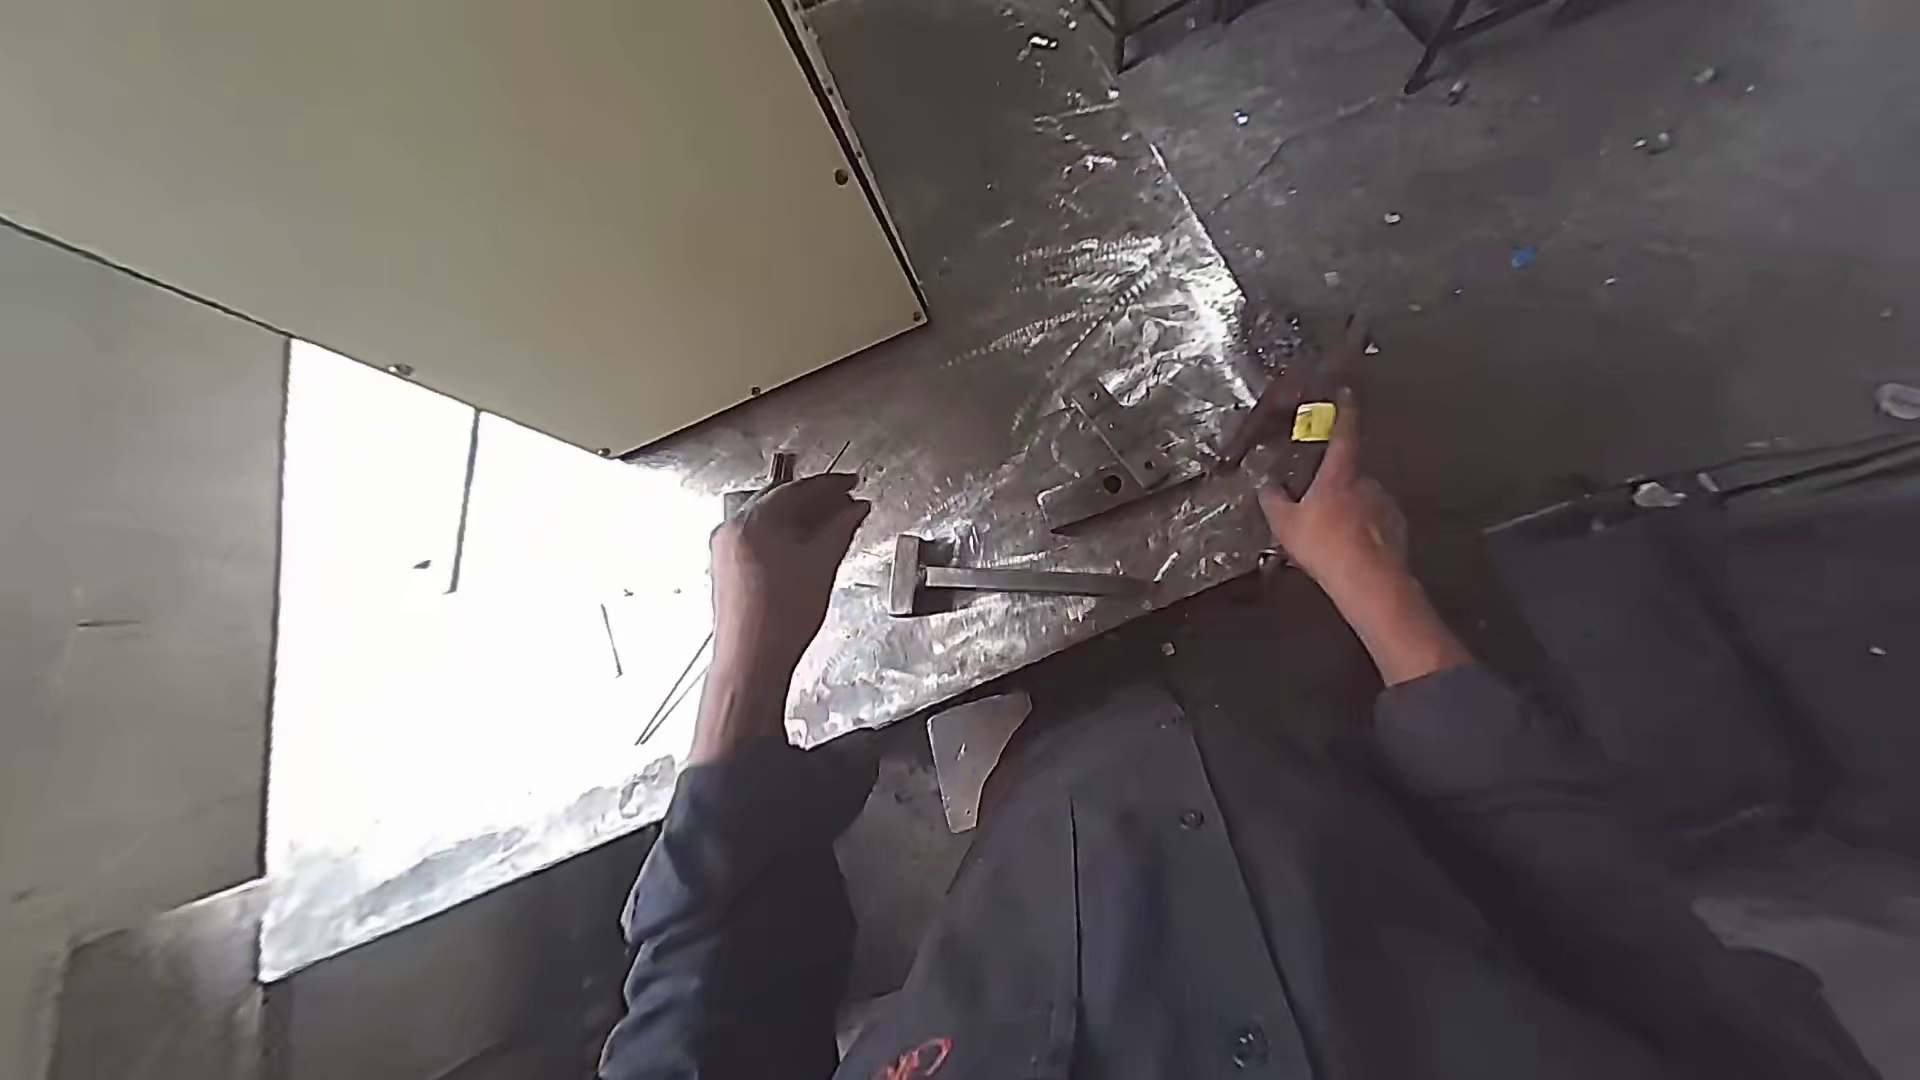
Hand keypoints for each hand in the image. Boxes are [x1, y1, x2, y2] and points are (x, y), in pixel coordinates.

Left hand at [710, 472, 870, 678]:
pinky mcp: (726, 565)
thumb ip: (841, 528)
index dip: (831, 484)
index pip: (799, 488)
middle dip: (814, 498)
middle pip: (780, 498)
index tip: (850, 483)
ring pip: (768, 517)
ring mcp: (725, 547)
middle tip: (843, 499)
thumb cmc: (780, 621)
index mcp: (754, 521)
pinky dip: (782, 533)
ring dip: (798, 515)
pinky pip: (757, 535)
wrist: (751, 660)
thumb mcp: (823, 564)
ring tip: (828, 522)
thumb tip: (855, 509)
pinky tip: (802, 544)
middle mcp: (734, 528)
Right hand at [1256, 392, 1469, 684]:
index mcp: (1340, 475)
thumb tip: (1266, 485)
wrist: (1369, 581)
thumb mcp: (1285, 523)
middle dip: (1333, 476)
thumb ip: (1273, 499)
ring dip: (1345, 503)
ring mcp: (1384, 503)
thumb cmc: (1324, 546)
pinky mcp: (1394, 525)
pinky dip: (1358, 522)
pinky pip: (1371, 515)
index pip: (1345, 434)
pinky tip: (1344, 541)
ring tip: (1326, 527)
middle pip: (1350, 468)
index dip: (1344, 411)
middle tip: (1313, 493)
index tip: (1345, 394)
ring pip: (1361, 494)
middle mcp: (1367, 482)